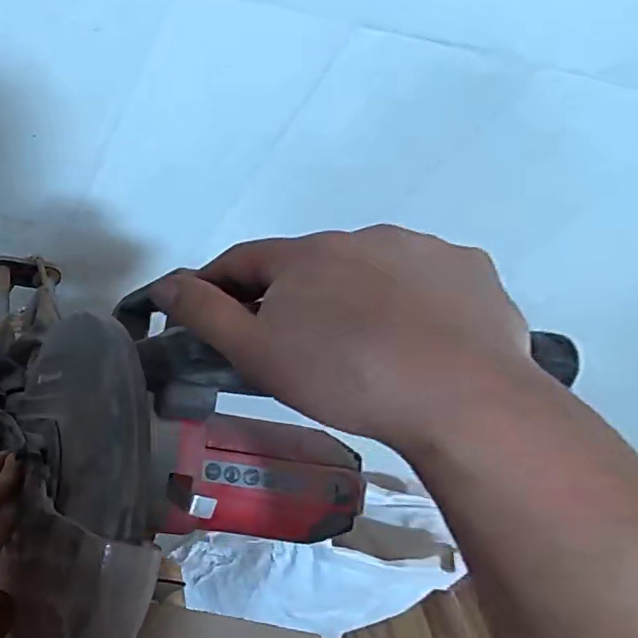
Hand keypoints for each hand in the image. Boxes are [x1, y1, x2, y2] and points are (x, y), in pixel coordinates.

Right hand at [143, 225, 547, 454]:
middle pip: (301, 265)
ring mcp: (425, 249)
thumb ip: (202, 312)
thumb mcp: (252, 350)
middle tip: (277, 343)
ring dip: (340, 295)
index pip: (239, 260)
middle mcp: (364, 236)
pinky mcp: (472, 272)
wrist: (464, 401)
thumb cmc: (339, 376)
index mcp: (305, 253)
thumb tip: (165, 284)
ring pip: (359, 270)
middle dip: (280, 296)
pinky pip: (414, 281)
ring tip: (344, 345)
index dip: (213, 286)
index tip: (204, 317)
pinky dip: (395, 301)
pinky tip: (398, 338)